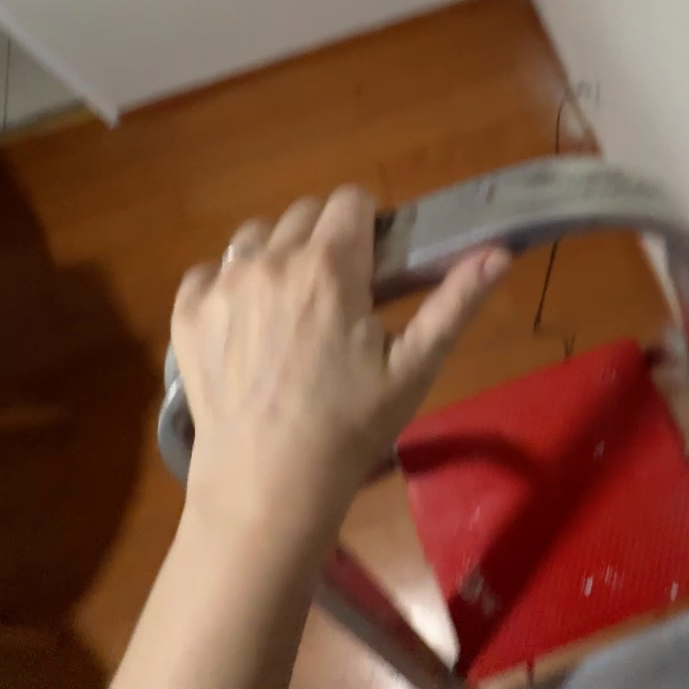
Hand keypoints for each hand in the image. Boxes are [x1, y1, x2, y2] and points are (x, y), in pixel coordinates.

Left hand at [171, 186, 509, 520]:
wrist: (269, 489)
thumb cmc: (352, 426)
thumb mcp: (415, 366)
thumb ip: (456, 301)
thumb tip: (501, 251)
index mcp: (330, 266)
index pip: (350, 199)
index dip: (368, 224)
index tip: (374, 262)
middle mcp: (271, 261)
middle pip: (305, 212)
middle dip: (327, 238)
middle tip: (339, 292)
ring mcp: (222, 285)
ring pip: (256, 236)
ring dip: (279, 255)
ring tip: (292, 305)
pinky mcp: (187, 313)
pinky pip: (211, 270)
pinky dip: (230, 284)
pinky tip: (247, 325)